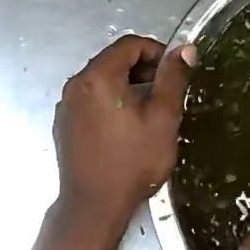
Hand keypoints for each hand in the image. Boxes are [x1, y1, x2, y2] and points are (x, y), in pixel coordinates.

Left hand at [51, 34, 193, 243]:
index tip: (174, 72)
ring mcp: (66, 104)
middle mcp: (76, 84)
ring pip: (100, 80)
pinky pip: (89, 99)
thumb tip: (185, 48)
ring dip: (126, 86)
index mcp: (99, 76)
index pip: (129, 44)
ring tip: (148, 111)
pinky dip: (108, 101)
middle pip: (112, 60)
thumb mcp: (163, 118)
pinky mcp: (63, 122)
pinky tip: (124, 127)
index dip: (157, 52)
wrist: (94, 205)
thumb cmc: (133, 162)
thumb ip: (173, 78)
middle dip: (142, 69)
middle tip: (164, 93)